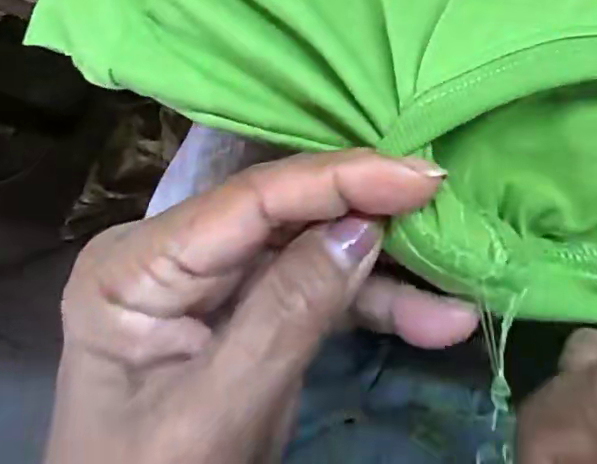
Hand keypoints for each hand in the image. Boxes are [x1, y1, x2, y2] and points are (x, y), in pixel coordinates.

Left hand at [46, 149, 480, 463]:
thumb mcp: (212, 419)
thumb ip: (286, 313)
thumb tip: (364, 229)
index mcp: (140, 262)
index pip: (255, 197)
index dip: (344, 178)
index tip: (420, 177)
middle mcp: (180, 250)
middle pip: (292, 213)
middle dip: (372, 215)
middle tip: (443, 204)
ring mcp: (217, 278)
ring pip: (317, 248)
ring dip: (387, 272)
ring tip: (456, 279)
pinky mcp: (251, 306)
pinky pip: (321, 289)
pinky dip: (376, 305)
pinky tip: (435, 320)